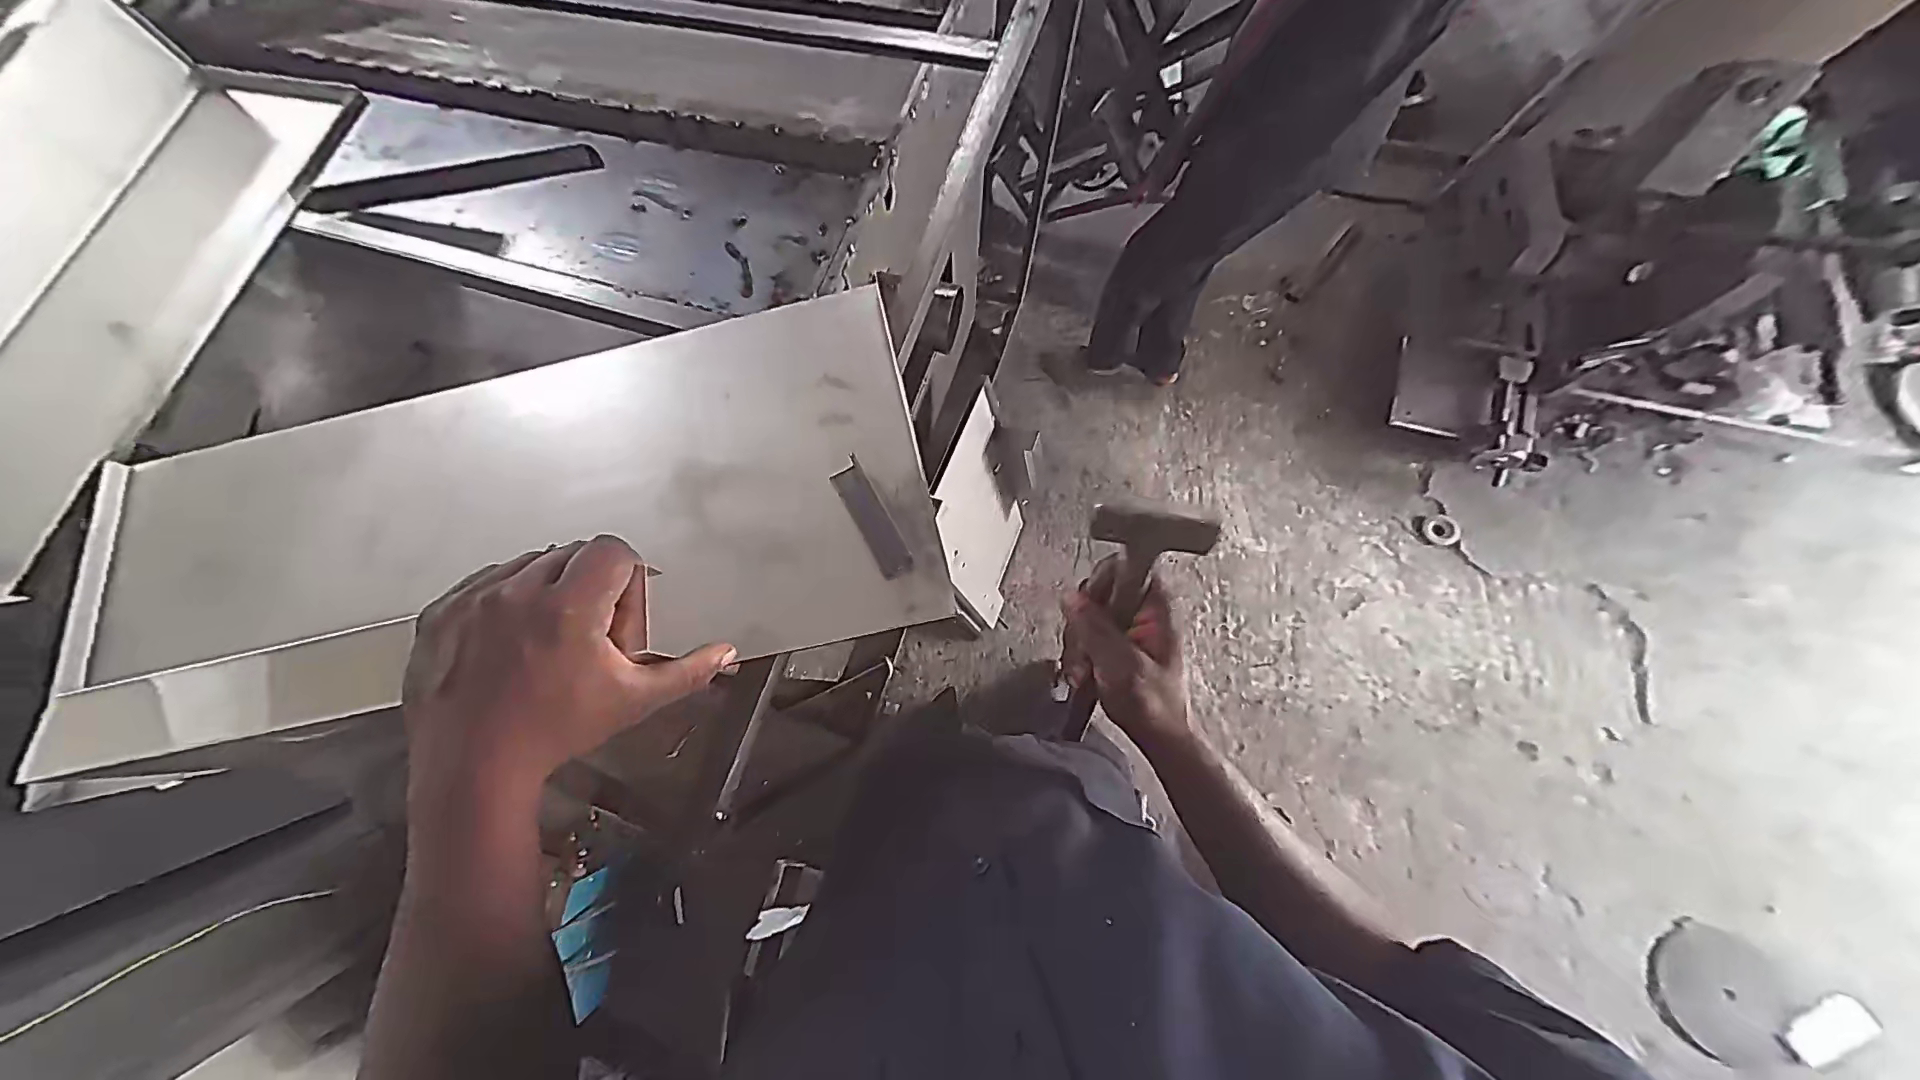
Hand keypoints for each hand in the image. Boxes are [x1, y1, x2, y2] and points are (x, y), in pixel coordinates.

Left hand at [402, 535, 736, 804]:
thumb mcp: (635, 700)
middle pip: (574, 553)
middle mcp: (517, 593)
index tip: (620, 613)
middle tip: (591, 633)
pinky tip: (516, 640)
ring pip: (531, 563)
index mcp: (569, 608)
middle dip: (593, 584)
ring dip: (551, 588)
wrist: (471, 769)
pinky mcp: (441, 613)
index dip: (629, 577)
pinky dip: (508, 597)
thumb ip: (689, 671)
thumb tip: (725, 653)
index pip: (613, 550)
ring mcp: (474, 601)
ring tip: (551, 639)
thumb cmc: (556, 733)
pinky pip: (487, 580)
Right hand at [1060, 554, 1192, 750]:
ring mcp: (1128, 631)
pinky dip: (1080, 656)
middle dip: (1082, 624)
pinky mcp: (1117, 648)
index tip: (1087, 606)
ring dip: (1078, 645)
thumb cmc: (1155, 706)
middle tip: (1085, 649)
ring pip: (1088, 617)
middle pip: (1098, 594)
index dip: (1102, 582)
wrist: (1159, 738)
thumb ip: (1095, 628)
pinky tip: (1085, 675)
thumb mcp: (1121, 664)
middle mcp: (1143, 616)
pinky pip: (1087, 637)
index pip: (1127, 569)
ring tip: (1086, 670)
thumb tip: (1074, 599)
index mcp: (1156, 611)